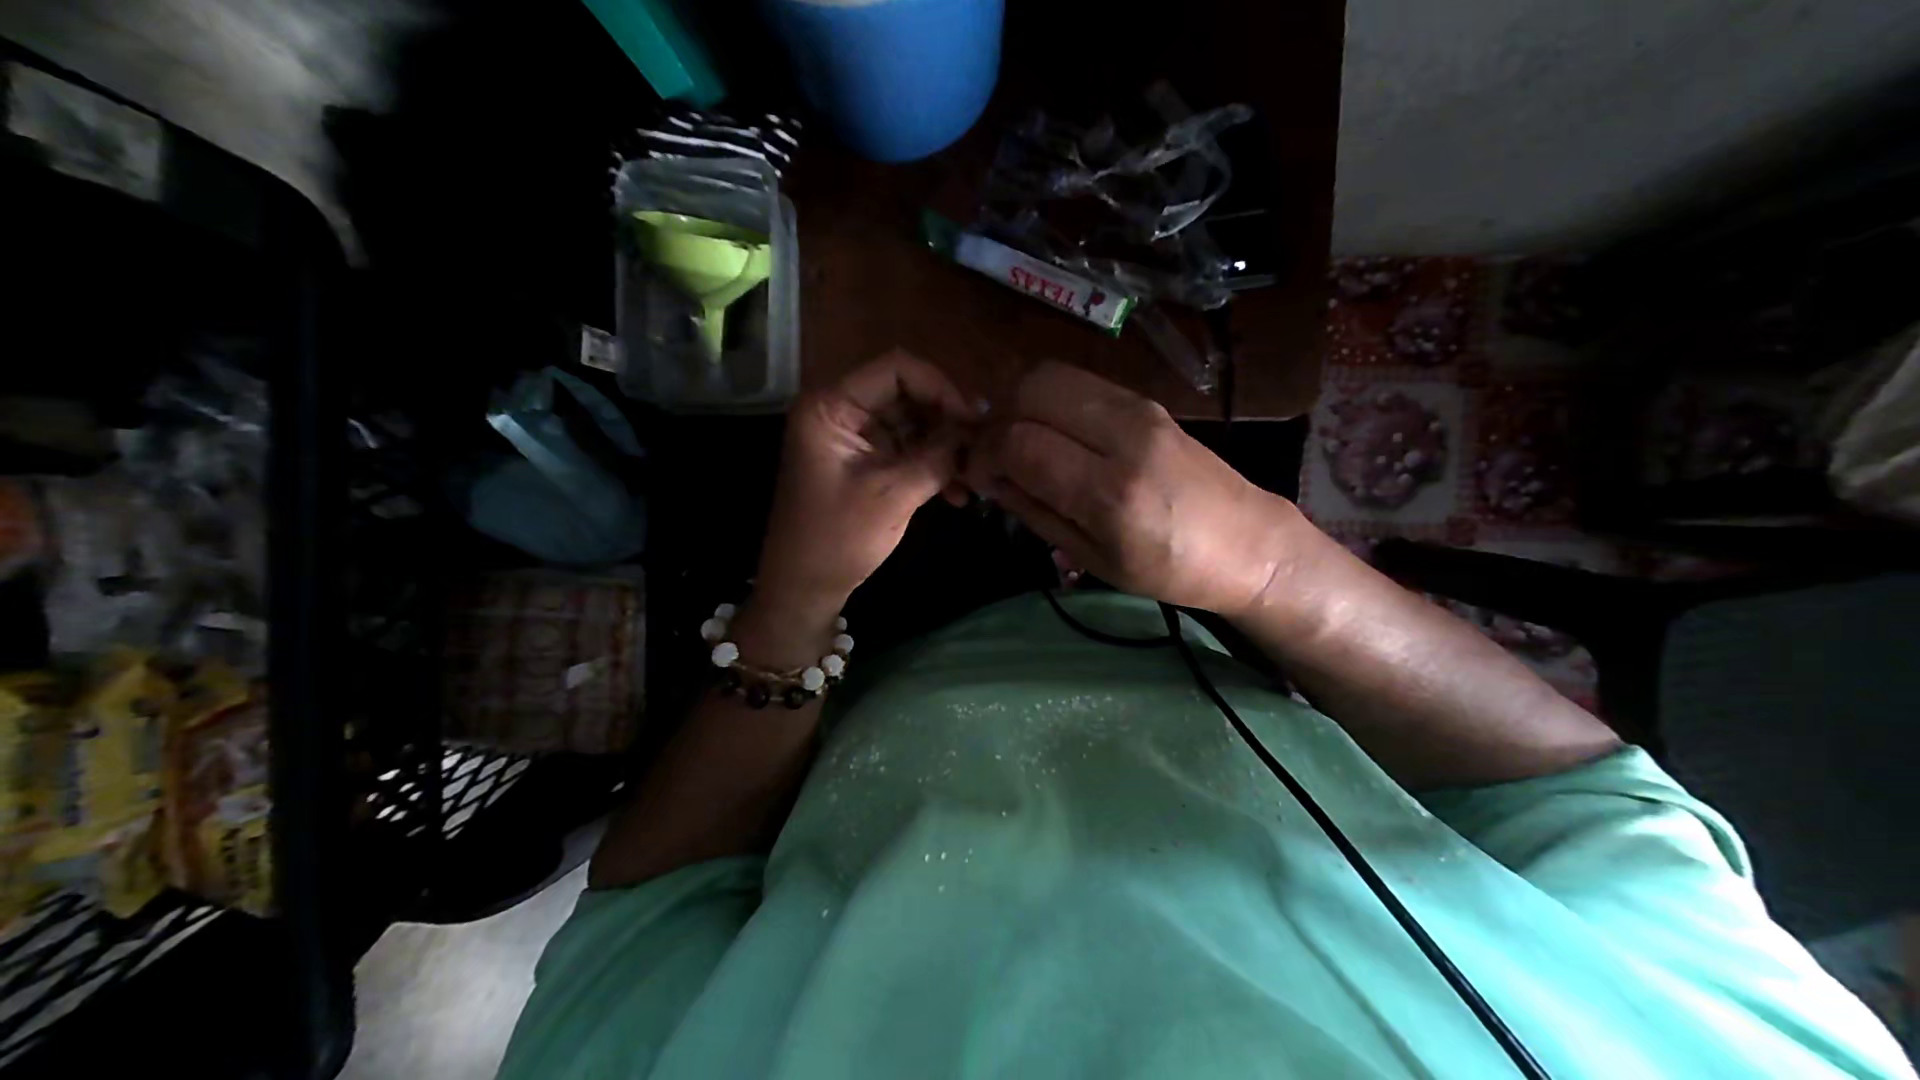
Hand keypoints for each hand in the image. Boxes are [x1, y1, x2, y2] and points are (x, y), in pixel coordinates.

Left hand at [752, 351, 975, 632]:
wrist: (803, 586)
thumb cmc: (837, 539)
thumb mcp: (893, 495)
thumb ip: (937, 457)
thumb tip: (978, 431)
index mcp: (832, 407)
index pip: (896, 370)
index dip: (940, 388)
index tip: (972, 420)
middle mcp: (840, 412)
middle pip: (907, 394)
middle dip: (946, 420)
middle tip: (981, 447)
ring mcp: (853, 437)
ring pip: (911, 423)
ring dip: (944, 447)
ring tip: (973, 477)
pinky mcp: (864, 462)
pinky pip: (906, 449)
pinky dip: (931, 465)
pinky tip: (957, 493)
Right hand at [966, 361, 1296, 617]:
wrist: (1248, 542)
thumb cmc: (1169, 570)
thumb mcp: (1094, 559)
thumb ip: (1035, 512)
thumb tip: (989, 477)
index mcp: (1110, 492)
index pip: (1019, 443)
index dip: (984, 455)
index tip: (977, 475)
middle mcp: (1124, 435)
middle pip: (1031, 389)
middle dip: (997, 417)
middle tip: (994, 452)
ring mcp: (1139, 409)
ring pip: (1052, 374)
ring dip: (1020, 401)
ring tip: (1018, 439)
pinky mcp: (1146, 400)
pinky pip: (1080, 381)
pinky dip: (1049, 398)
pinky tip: (1051, 431)